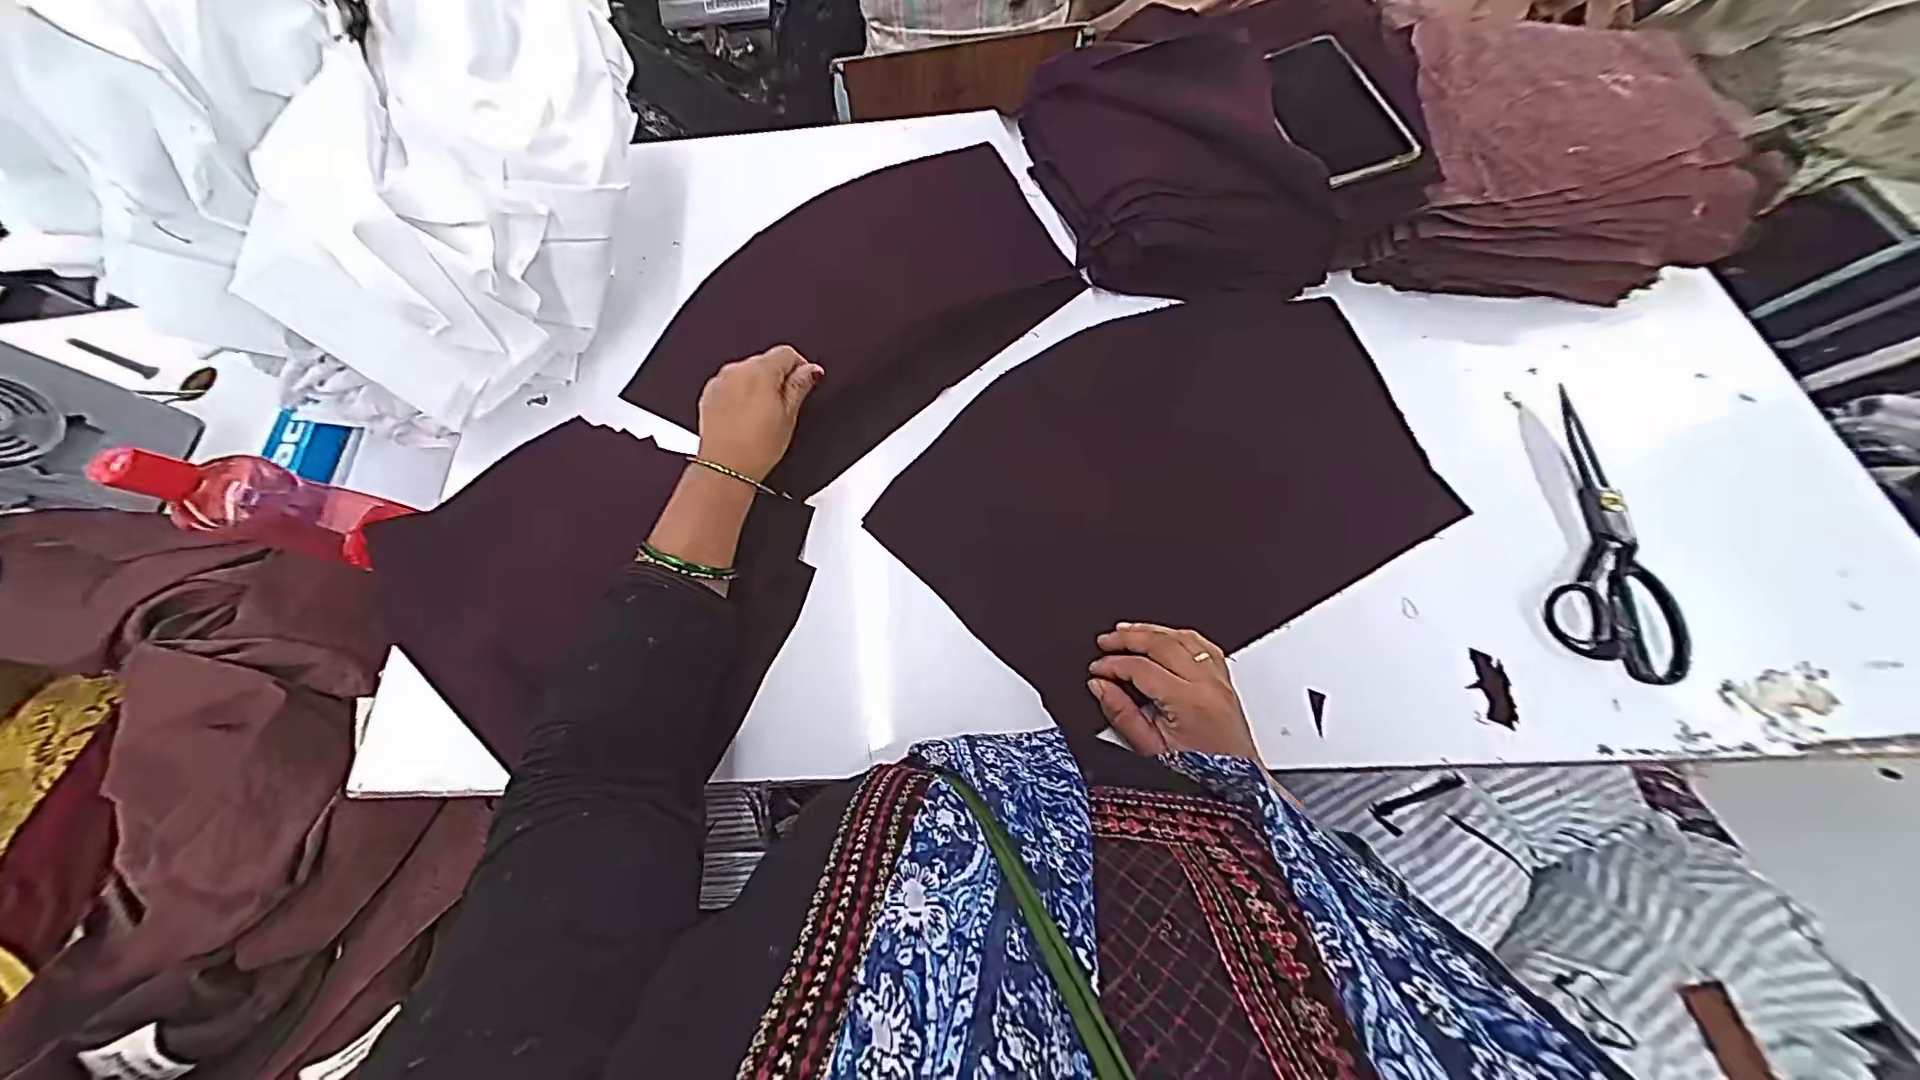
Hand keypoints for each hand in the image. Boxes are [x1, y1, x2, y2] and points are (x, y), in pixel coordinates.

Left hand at [695, 345, 823, 481]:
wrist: (725, 467)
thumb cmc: (756, 447)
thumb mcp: (789, 415)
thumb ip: (801, 385)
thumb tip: (811, 370)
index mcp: (760, 371)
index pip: (787, 352)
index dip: (801, 368)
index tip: (804, 384)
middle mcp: (736, 370)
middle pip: (766, 362)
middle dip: (778, 379)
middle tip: (785, 408)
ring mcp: (720, 382)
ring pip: (748, 374)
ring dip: (759, 388)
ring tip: (764, 418)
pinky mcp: (709, 395)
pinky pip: (731, 386)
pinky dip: (740, 396)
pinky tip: (747, 420)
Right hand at [1087, 623, 1260, 760]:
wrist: (1238, 789)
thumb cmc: (1201, 776)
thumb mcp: (1150, 751)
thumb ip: (1122, 714)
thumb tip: (1101, 686)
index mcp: (1188, 702)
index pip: (1141, 668)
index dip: (1112, 665)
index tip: (1097, 670)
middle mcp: (1208, 686)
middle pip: (1162, 644)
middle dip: (1128, 638)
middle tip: (1105, 642)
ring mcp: (1219, 681)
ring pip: (1183, 638)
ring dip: (1152, 631)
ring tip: (1127, 631)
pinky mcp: (1225, 683)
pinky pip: (1203, 646)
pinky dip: (1179, 636)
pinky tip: (1164, 636)